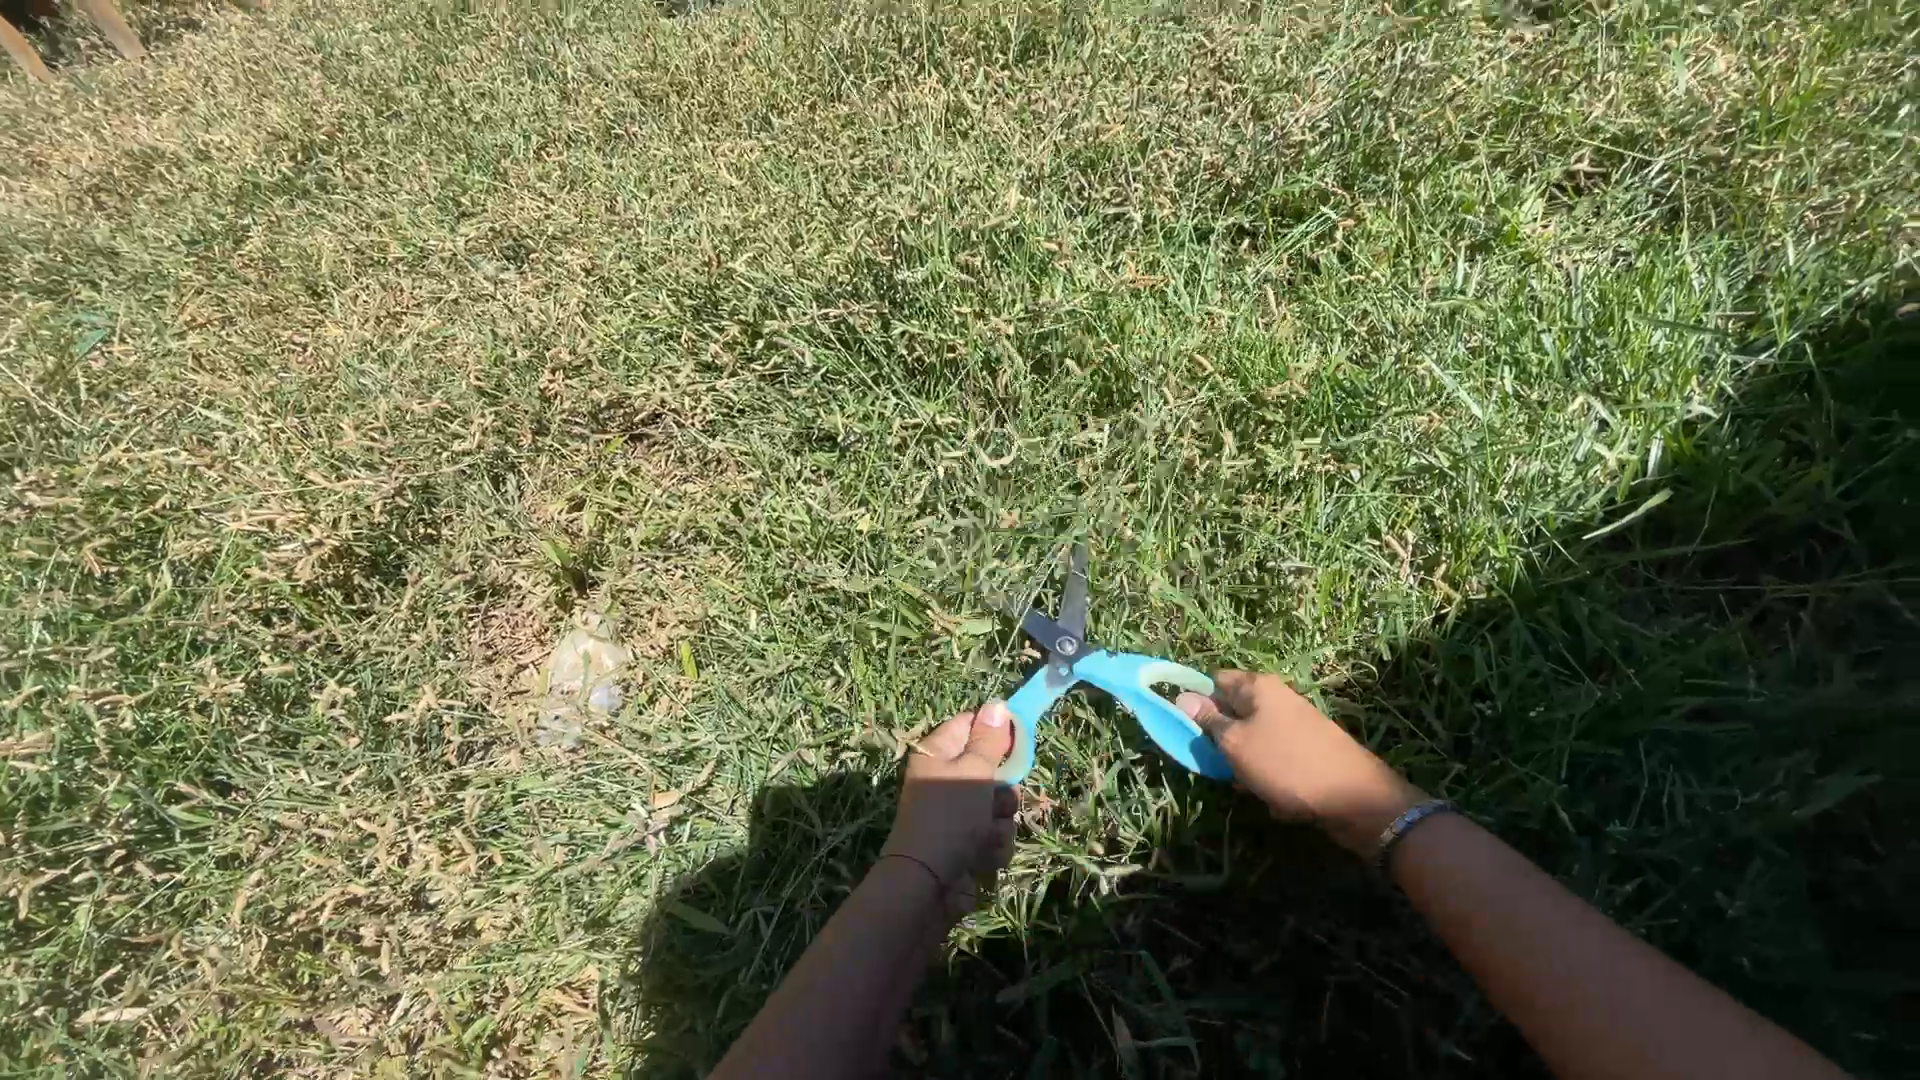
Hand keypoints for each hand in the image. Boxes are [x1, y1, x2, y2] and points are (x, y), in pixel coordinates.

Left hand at [883, 701, 1018, 921]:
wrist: (928, 885)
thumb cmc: (949, 817)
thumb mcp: (973, 771)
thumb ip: (989, 740)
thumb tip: (997, 703)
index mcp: (938, 753)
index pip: (971, 725)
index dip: (996, 730)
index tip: (1019, 738)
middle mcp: (946, 779)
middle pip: (993, 768)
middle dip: (1004, 789)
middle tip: (997, 799)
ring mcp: (958, 813)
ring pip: (999, 805)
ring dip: (1000, 821)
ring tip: (986, 834)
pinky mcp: (968, 842)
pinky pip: (995, 833)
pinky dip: (993, 845)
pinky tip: (982, 856)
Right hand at [1177, 670, 1424, 855]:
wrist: (1357, 801)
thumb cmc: (1286, 764)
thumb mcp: (1235, 743)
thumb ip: (1207, 720)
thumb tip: (1183, 697)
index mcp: (1258, 687)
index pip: (1213, 681)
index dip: (1197, 703)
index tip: (1189, 730)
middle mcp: (1277, 698)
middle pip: (1232, 711)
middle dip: (1220, 738)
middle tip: (1215, 762)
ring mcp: (1295, 725)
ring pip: (1251, 738)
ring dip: (1243, 762)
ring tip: (1246, 784)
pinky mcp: (1308, 751)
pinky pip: (1274, 758)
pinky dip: (1267, 775)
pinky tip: (1272, 796)